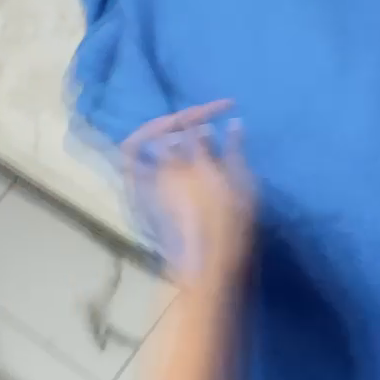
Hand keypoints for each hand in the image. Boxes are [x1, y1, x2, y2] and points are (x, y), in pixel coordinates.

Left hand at [123, 100, 254, 292]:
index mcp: (189, 165)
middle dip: (181, 121)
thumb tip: (233, 124)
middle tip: (201, 121)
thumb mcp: (244, 189)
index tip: (227, 108)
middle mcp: (161, 171)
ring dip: (159, 136)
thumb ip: (234, 153)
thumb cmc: (232, 232)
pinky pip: (135, 168)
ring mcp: (147, 186)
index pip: (190, 124)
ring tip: (182, 137)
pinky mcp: (142, 202)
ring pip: (141, 148)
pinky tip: (166, 159)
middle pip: (161, 133)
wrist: (205, 271)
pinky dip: (146, 157)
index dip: (205, 110)